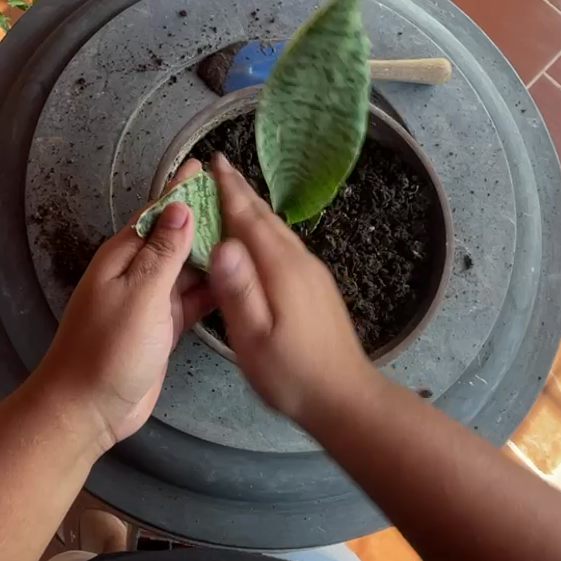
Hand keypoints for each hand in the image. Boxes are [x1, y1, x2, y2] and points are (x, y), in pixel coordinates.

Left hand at [31, 160, 214, 449]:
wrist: (87, 410)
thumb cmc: (107, 350)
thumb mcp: (140, 296)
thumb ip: (164, 253)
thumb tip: (181, 206)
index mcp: (125, 256)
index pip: (158, 212)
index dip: (182, 190)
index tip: (206, 166)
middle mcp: (137, 271)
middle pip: (176, 236)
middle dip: (204, 218)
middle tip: (242, 200)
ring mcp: (150, 299)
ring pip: (187, 267)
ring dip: (212, 253)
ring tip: (248, 234)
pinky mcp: (161, 325)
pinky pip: (190, 297)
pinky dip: (210, 288)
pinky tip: (235, 280)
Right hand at [207, 153, 378, 425]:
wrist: (347, 399)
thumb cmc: (293, 374)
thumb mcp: (254, 338)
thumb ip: (237, 290)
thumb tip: (221, 244)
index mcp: (280, 269)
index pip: (249, 219)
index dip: (229, 190)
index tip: (214, 162)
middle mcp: (299, 261)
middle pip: (266, 217)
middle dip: (241, 190)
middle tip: (220, 166)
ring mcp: (312, 272)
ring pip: (278, 228)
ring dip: (255, 206)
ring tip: (236, 192)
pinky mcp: (317, 285)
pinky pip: (285, 243)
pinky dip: (266, 227)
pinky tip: (260, 236)